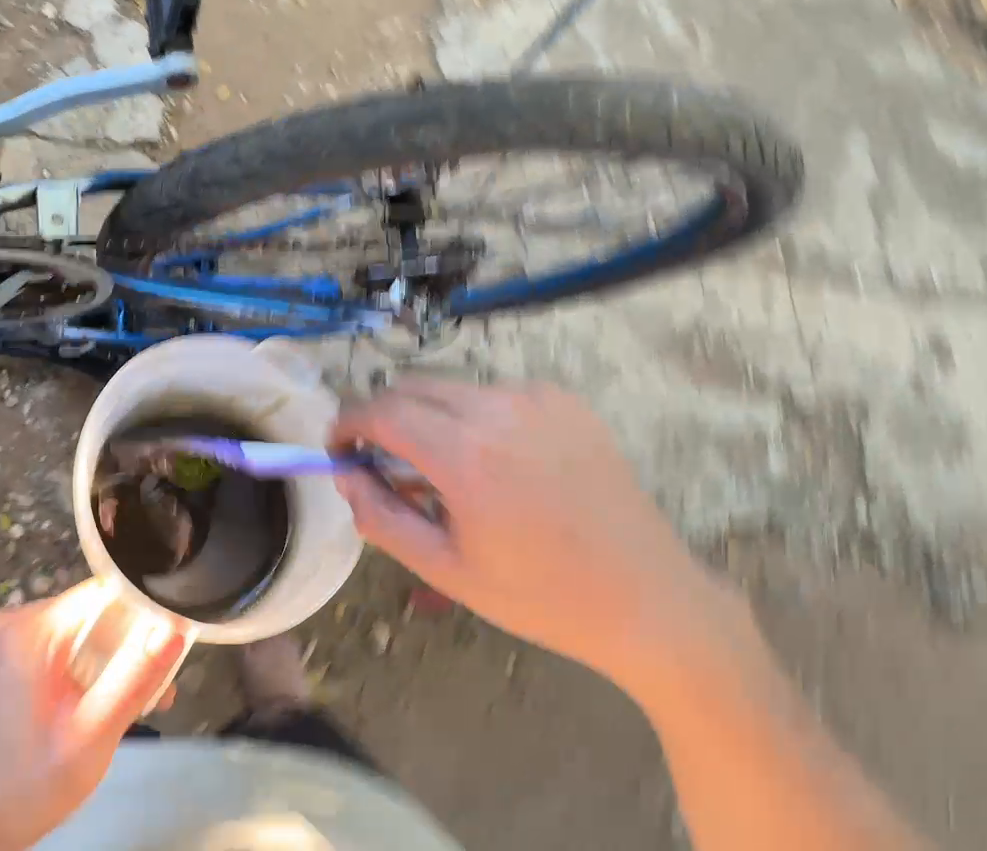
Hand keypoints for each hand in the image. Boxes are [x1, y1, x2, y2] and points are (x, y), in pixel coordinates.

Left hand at [0, 580, 187, 850]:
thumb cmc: (19, 791)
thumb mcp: (89, 739)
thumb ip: (134, 679)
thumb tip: (173, 628)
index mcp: (24, 630)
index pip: (100, 596)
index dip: (140, 620)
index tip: (162, 656)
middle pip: (80, 618)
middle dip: (117, 653)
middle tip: (145, 700)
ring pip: (59, 638)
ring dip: (90, 669)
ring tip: (109, 716)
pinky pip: (31, 655)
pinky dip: (58, 677)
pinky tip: (68, 717)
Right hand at [332, 378, 724, 685]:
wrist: (648, 599)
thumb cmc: (540, 595)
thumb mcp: (446, 569)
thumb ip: (381, 517)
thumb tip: (345, 476)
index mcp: (465, 453)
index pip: (380, 410)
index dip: (347, 424)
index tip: (338, 450)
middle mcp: (499, 408)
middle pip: (412, 388)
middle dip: (384, 418)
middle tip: (382, 465)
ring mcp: (538, 398)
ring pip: (453, 388)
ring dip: (429, 417)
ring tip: (442, 472)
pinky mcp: (566, 401)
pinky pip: (496, 394)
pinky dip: (474, 417)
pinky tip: (493, 464)